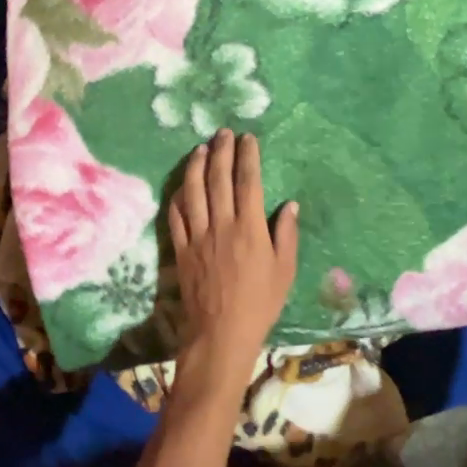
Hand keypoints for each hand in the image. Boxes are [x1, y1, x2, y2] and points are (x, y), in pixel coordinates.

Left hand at [168, 129, 299, 396]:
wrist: (221, 333)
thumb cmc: (260, 303)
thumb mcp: (285, 270)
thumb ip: (286, 234)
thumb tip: (290, 204)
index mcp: (250, 228)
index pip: (248, 182)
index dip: (248, 157)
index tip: (248, 138)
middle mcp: (222, 225)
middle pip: (219, 179)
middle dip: (222, 151)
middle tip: (223, 132)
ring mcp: (198, 236)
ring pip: (193, 192)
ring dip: (196, 166)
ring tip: (200, 148)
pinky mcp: (181, 249)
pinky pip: (176, 216)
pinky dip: (178, 196)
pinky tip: (181, 185)